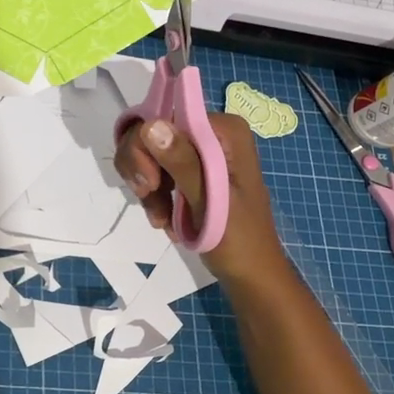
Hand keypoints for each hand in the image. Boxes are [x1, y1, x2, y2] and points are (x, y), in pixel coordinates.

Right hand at [114, 111, 281, 279]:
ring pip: (148, 153)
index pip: (164, 118)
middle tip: (147, 197)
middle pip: (151, 132)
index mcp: (225, 131)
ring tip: (161, 217)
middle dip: (142, 168)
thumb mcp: (210, 202)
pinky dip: (153, 195)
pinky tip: (164, 218)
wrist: (251, 275)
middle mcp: (212, 133)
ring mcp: (201, 151)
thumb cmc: (239, 241)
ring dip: (147, 187)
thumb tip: (152, 124)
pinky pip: (155, 170)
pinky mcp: (192, 170)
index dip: (145, 148)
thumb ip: (182, 163)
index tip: (148, 185)